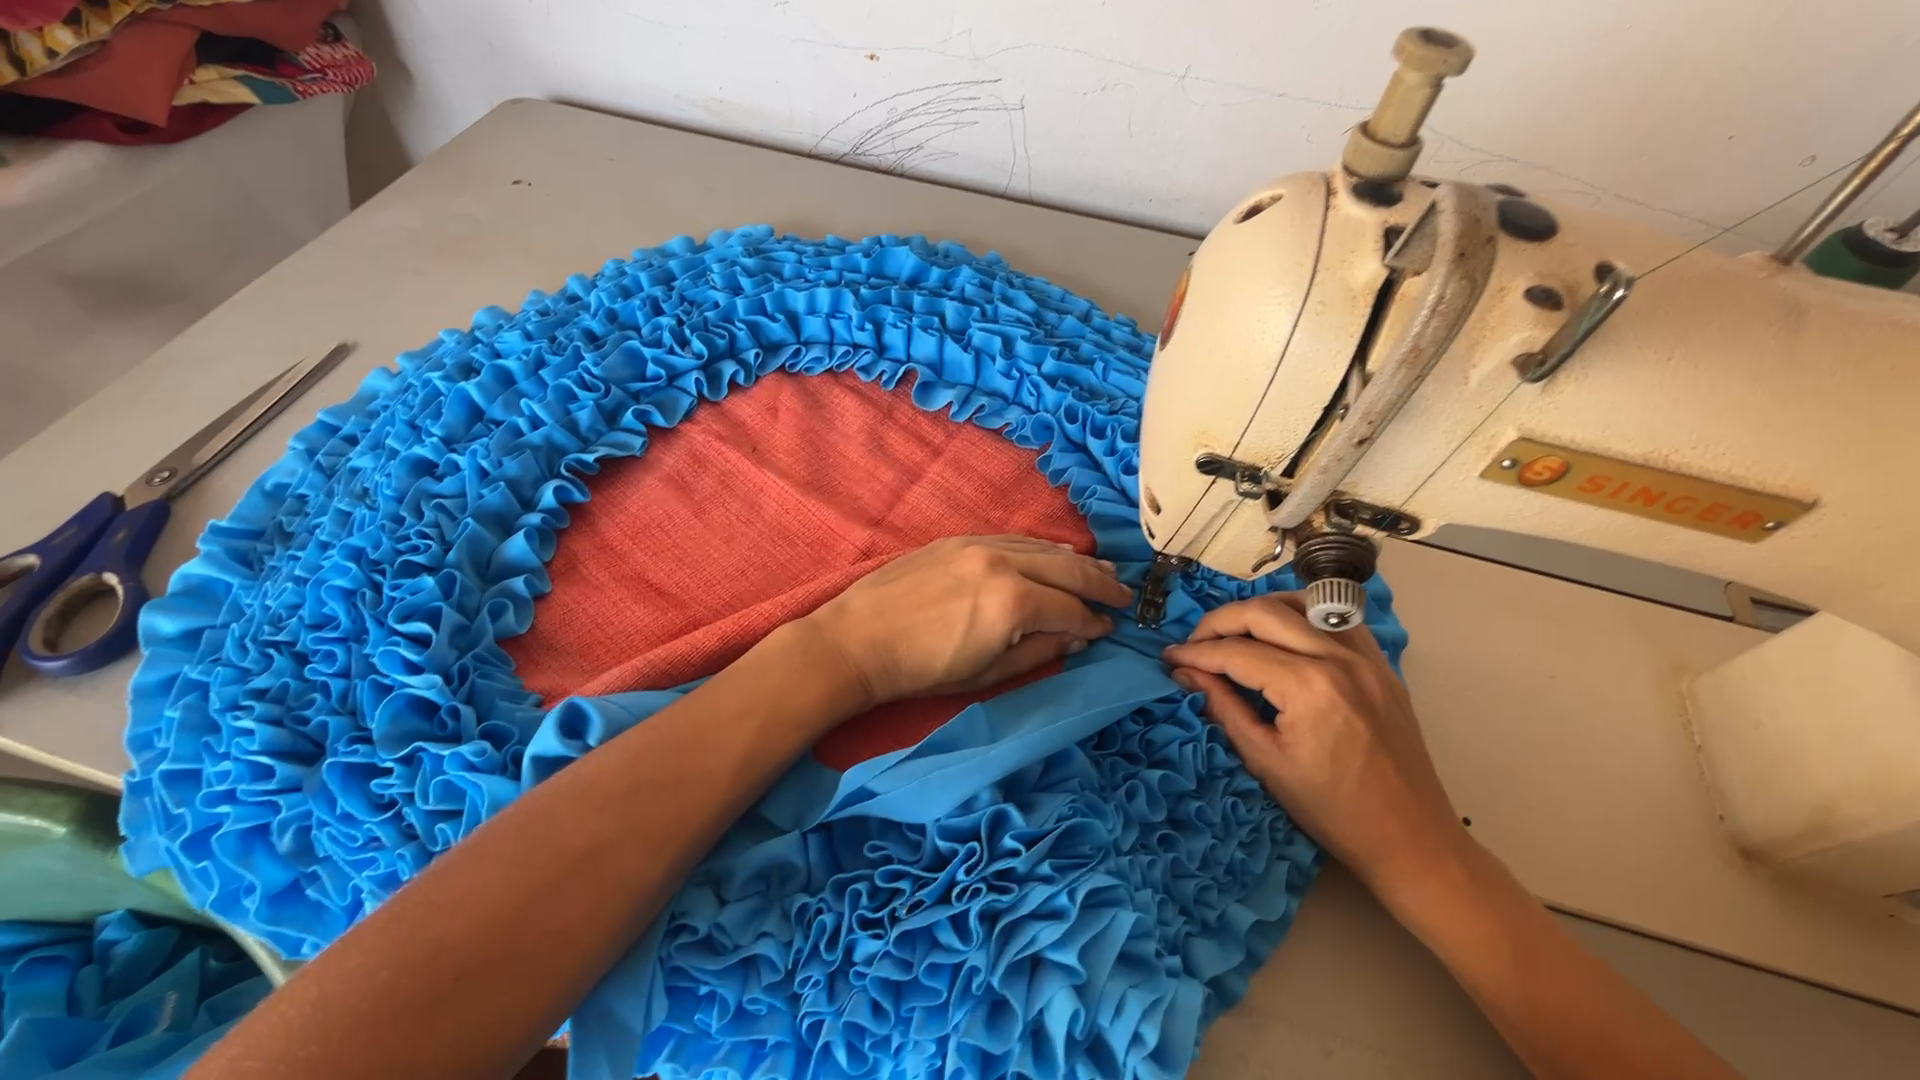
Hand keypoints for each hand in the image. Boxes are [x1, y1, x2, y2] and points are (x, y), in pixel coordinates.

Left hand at [800, 535, 1132, 709]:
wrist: (858, 641)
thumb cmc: (922, 671)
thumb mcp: (987, 674)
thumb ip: (1040, 651)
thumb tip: (1077, 636)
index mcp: (1014, 603)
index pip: (1071, 610)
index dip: (1094, 623)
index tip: (1109, 630)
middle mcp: (1004, 564)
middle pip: (1067, 568)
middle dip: (1100, 583)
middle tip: (1124, 596)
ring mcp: (981, 545)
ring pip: (1044, 547)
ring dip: (1076, 559)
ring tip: (1101, 570)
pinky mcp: (960, 539)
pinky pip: (1015, 538)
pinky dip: (1042, 547)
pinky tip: (1055, 552)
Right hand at [1161, 594, 1466, 900]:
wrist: (1411, 837)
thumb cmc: (1332, 811)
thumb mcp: (1266, 762)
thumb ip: (1223, 708)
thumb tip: (1186, 674)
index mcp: (1308, 687)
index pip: (1237, 652)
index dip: (1196, 653)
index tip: (1169, 659)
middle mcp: (1338, 658)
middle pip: (1264, 613)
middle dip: (1219, 623)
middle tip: (1194, 644)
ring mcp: (1366, 657)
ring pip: (1302, 604)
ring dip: (1260, 610)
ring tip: (1234, 633)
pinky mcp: (1382, 664)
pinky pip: (1336, 620)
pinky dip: (1302, 617)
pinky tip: (1283, 636)